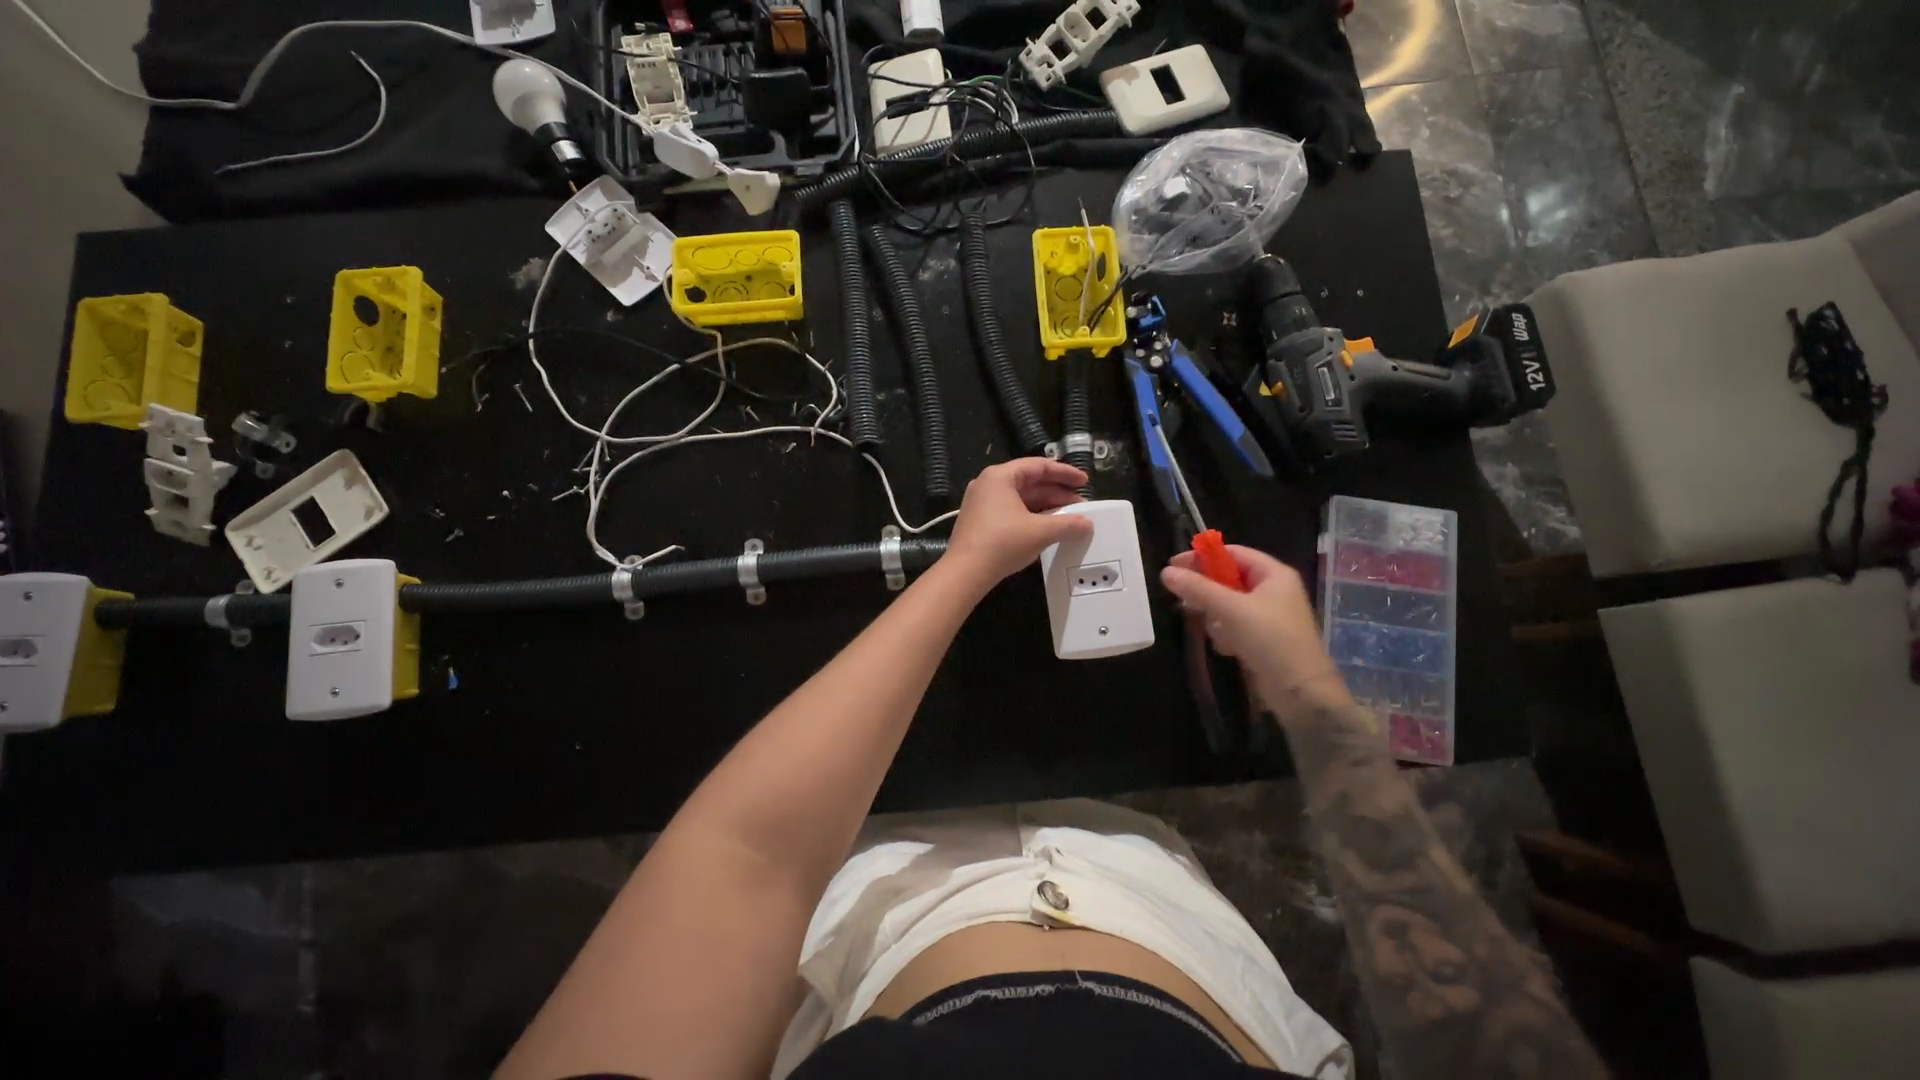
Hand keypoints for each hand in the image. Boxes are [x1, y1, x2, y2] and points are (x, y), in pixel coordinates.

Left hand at [943, 459, 1092, 589]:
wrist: (965, 572)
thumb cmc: (1002, 543)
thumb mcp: (1040, 532)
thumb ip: (1067, 524)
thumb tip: (1087, 524)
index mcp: (1000, 476)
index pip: (1039, 466)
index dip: (1065, 473)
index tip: (1085, 482)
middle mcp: (989, 484)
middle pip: (1030, 481)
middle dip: (1057, 493)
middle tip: (1080, 504)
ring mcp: (982, 502)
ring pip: (1021, 498)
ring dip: (1046, 506)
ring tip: (1068, 517)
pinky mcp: (980, 520)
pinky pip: (1011, 510)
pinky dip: (1031, 515)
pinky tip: (1048, 527)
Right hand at [1160, 544, 1345, 712]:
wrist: (1301, 692)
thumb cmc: (1271, 640)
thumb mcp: (1231, 610)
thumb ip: (1198, 589)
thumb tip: (1165, 572)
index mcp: (1274, 574)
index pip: (1232, 553)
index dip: (1202, 557)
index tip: (1173, 566)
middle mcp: (1273, 590)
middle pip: (1228, 579)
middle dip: (1207, 592)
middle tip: (1185, 602)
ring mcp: (1268, 616)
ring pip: (1227, 605)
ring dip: (1216, 617)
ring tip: (1217, 633)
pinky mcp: (1262, 639)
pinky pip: (1234, 626)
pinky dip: (1225, 634)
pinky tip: (1227, 648)